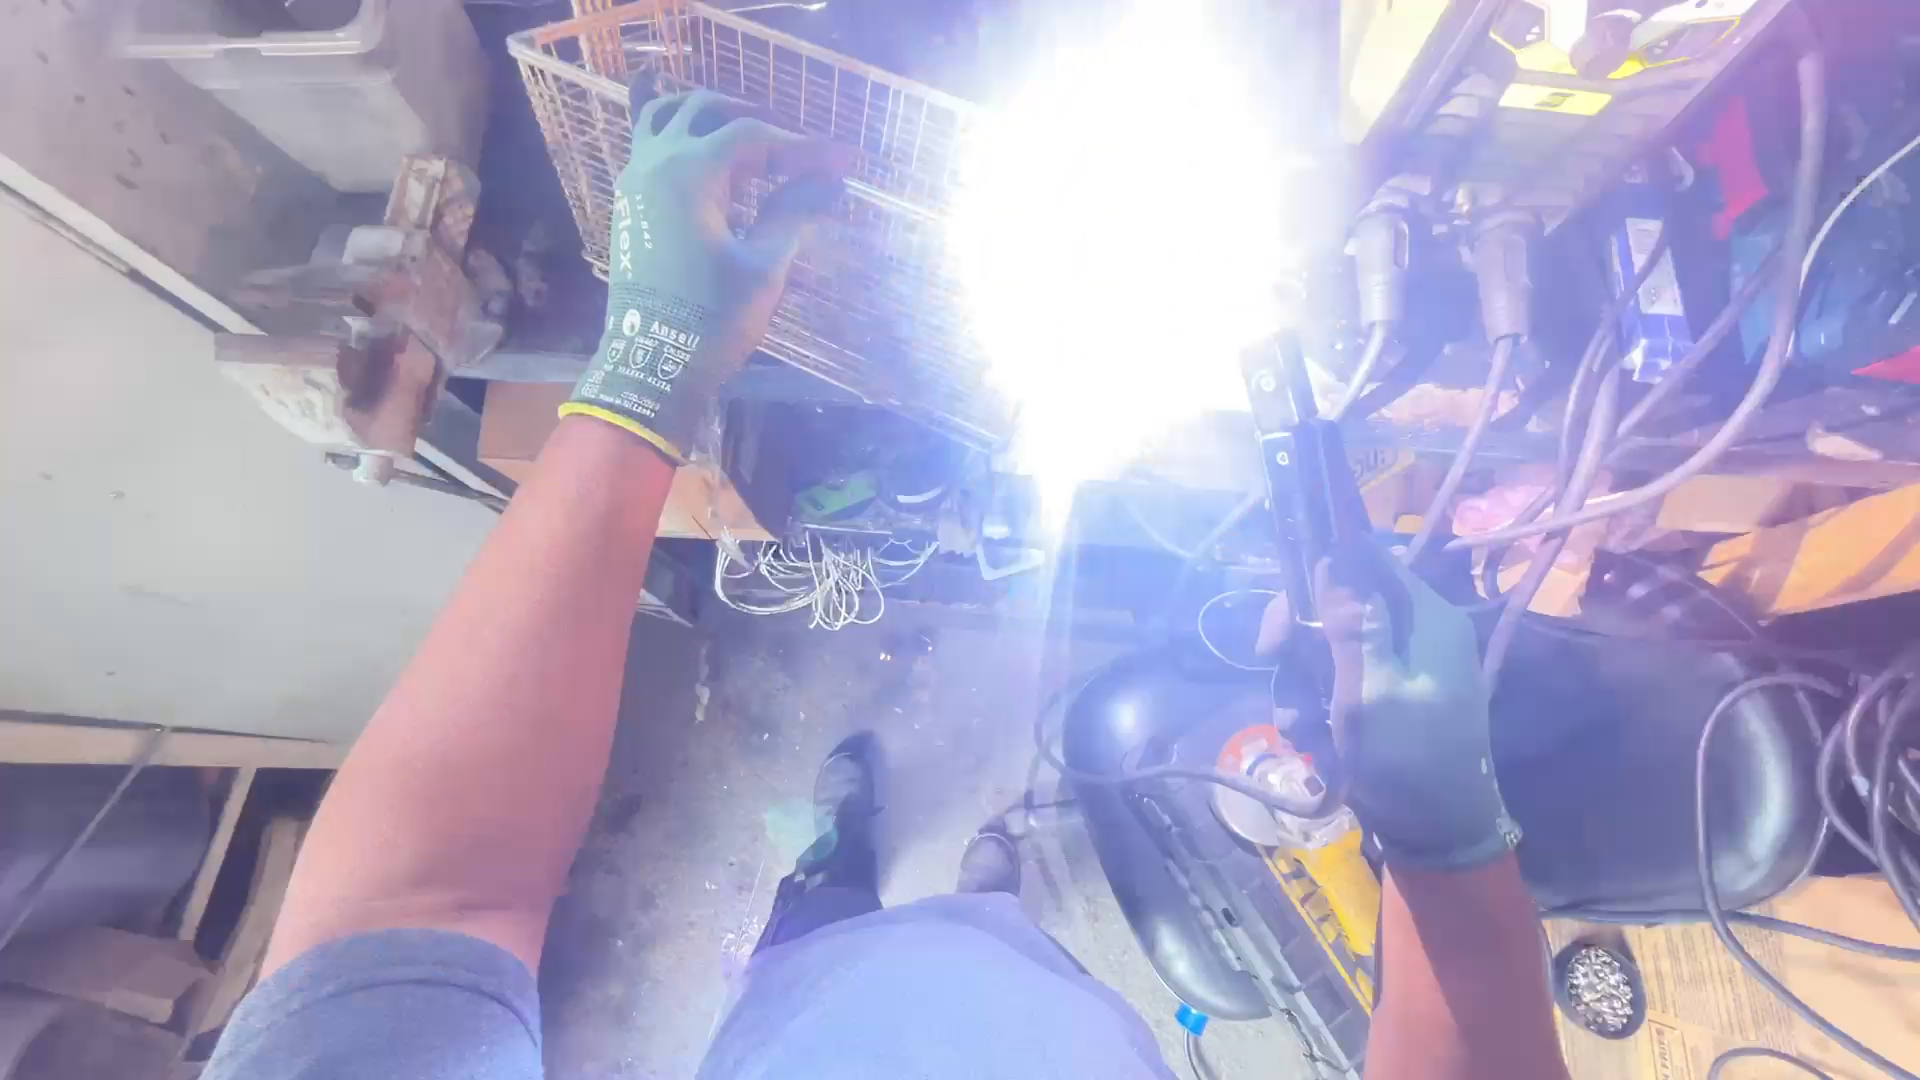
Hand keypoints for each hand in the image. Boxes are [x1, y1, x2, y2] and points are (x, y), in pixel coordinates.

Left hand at [563, 89, 853, 460]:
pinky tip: (716, 176)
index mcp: (689, 173)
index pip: (752, 137)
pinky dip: (686, 145)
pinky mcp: (631, 205)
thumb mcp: (763, 267)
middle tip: (797, 154)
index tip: (840, 160)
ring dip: (712, 124)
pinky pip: (654, 149)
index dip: (801, 145)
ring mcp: (635, 181)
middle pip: (705, 111)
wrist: (653, 364)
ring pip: (668, 120)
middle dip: (756, 124)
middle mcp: (655, 162)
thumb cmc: (712, 318)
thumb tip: (829, 182)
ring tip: (752, 151)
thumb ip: (793, 214)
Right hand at [1311, 551, 1515, 868]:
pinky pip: (1325, 682)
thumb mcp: (1373, 689)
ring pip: (1319, 647)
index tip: (1286, 614)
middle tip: (1271, 660)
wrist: (1434, 833)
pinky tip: (1316, 745)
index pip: (1365, 560)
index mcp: (1424, 620)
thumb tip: (1335, 554)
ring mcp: (1391, 665)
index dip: (1317, 573)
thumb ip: (1352, 622)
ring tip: (1305, 732)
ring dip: (1298, 687)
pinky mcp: (1374, 694)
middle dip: (1297, 641)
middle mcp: (1409, 633)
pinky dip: (1312, 710)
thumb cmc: (1408, 759)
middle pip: (1332, 605)